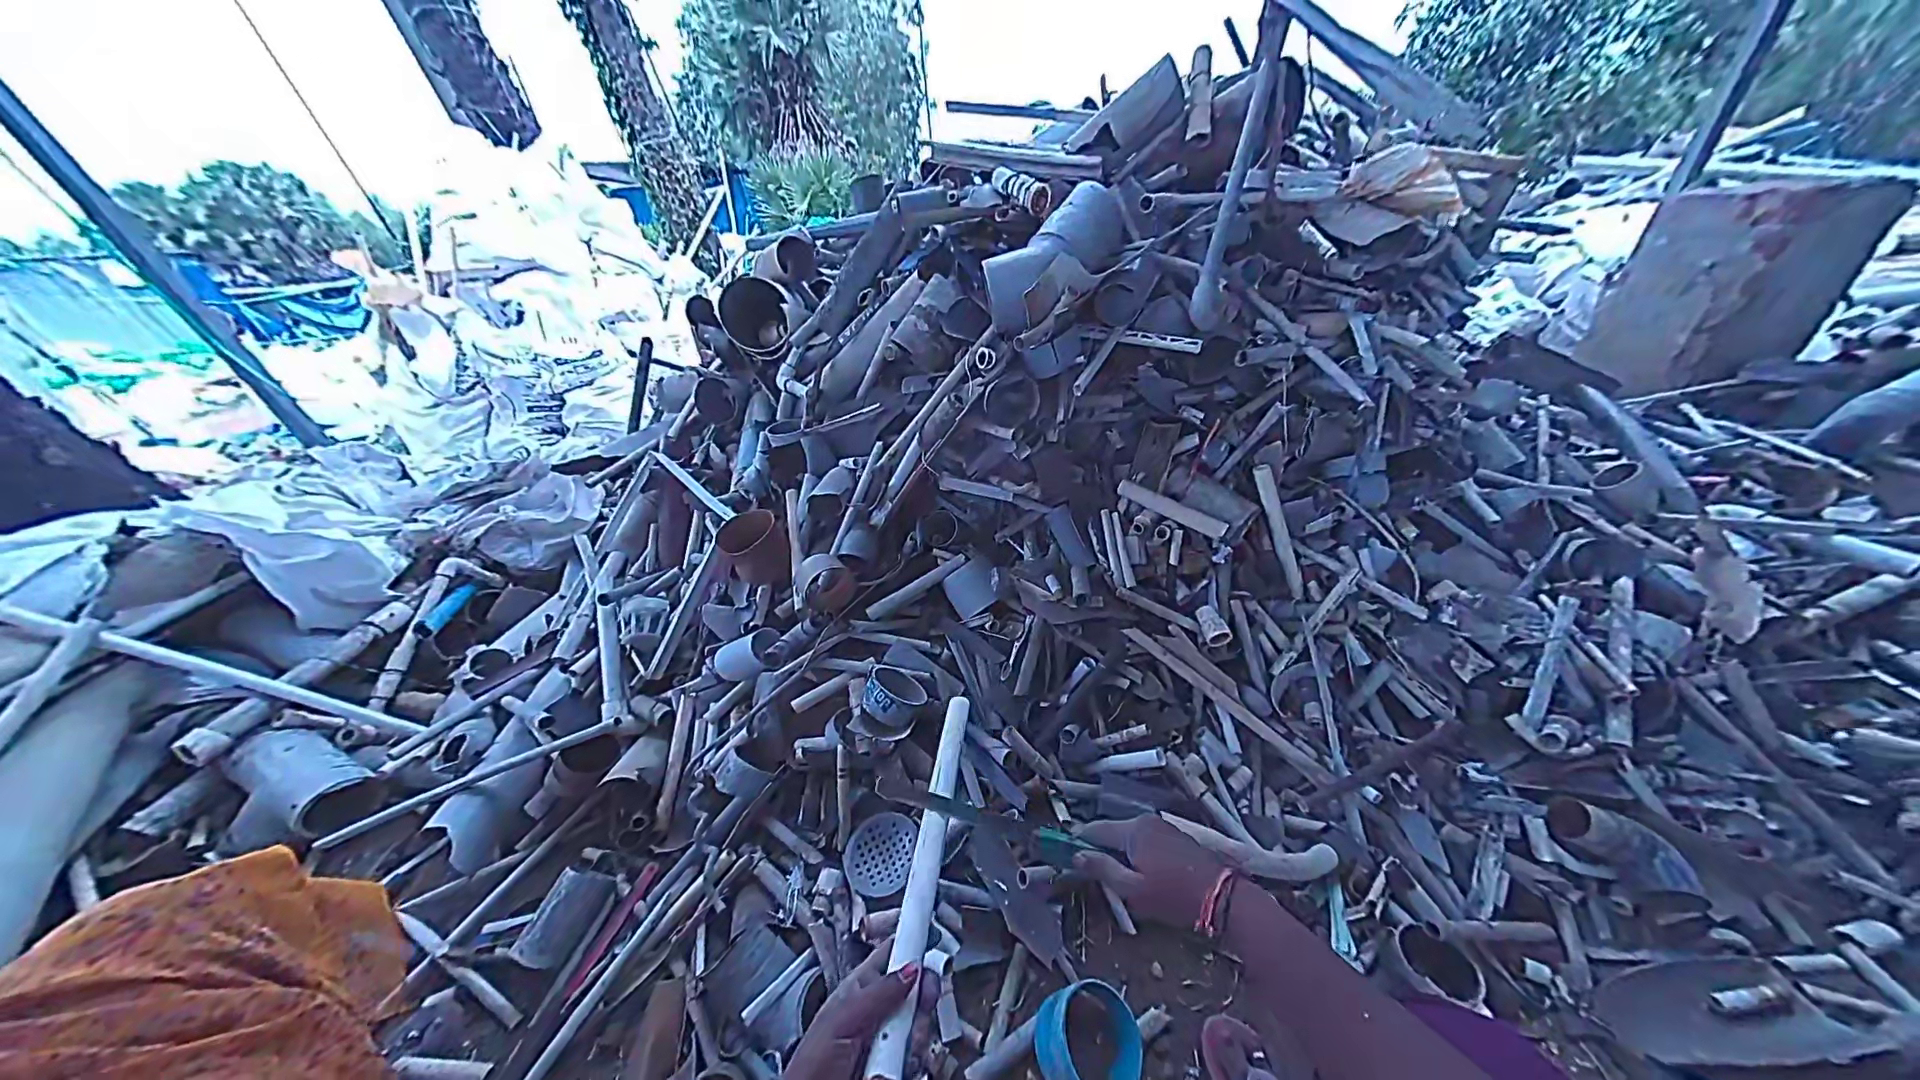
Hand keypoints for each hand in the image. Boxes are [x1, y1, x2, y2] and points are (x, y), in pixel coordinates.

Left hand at [784, 939, 935, 1079]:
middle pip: (917, 989)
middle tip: (916, 1010)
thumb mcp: (843, 1020)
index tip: (931, 936)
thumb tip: (912, 967)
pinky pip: (921, 1054)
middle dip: (922, 999)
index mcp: (861, 987)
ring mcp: (890, 1039)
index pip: (892, 953)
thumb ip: (878, 992)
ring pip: (922, 1023)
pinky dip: (914, 1059)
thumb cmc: (812, 1067)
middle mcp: (879, 1009)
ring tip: (892, 1053)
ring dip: (915, 1036)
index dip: (912, 942)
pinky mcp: (899, 1065)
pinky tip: (897, 1068)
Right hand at [1072, 815, 1228, 929]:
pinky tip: (1142, 875)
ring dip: (1118, 853)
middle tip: (1095, 875)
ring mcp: (1162, 827)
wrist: (1225, 899)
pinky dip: (1136, 853)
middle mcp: (1145, 821)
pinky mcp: (1175, 837)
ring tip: (1119, 880)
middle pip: (1111, 831)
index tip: (1066, 856)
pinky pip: (1144, 840)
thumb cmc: (1175, 897)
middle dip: (1099, 850)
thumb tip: (1076, 855)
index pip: (1093, 829)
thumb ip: (1102, 869)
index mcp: (1132, 829)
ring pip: (1128, 837)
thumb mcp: (1133, 890)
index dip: (1077, 842)